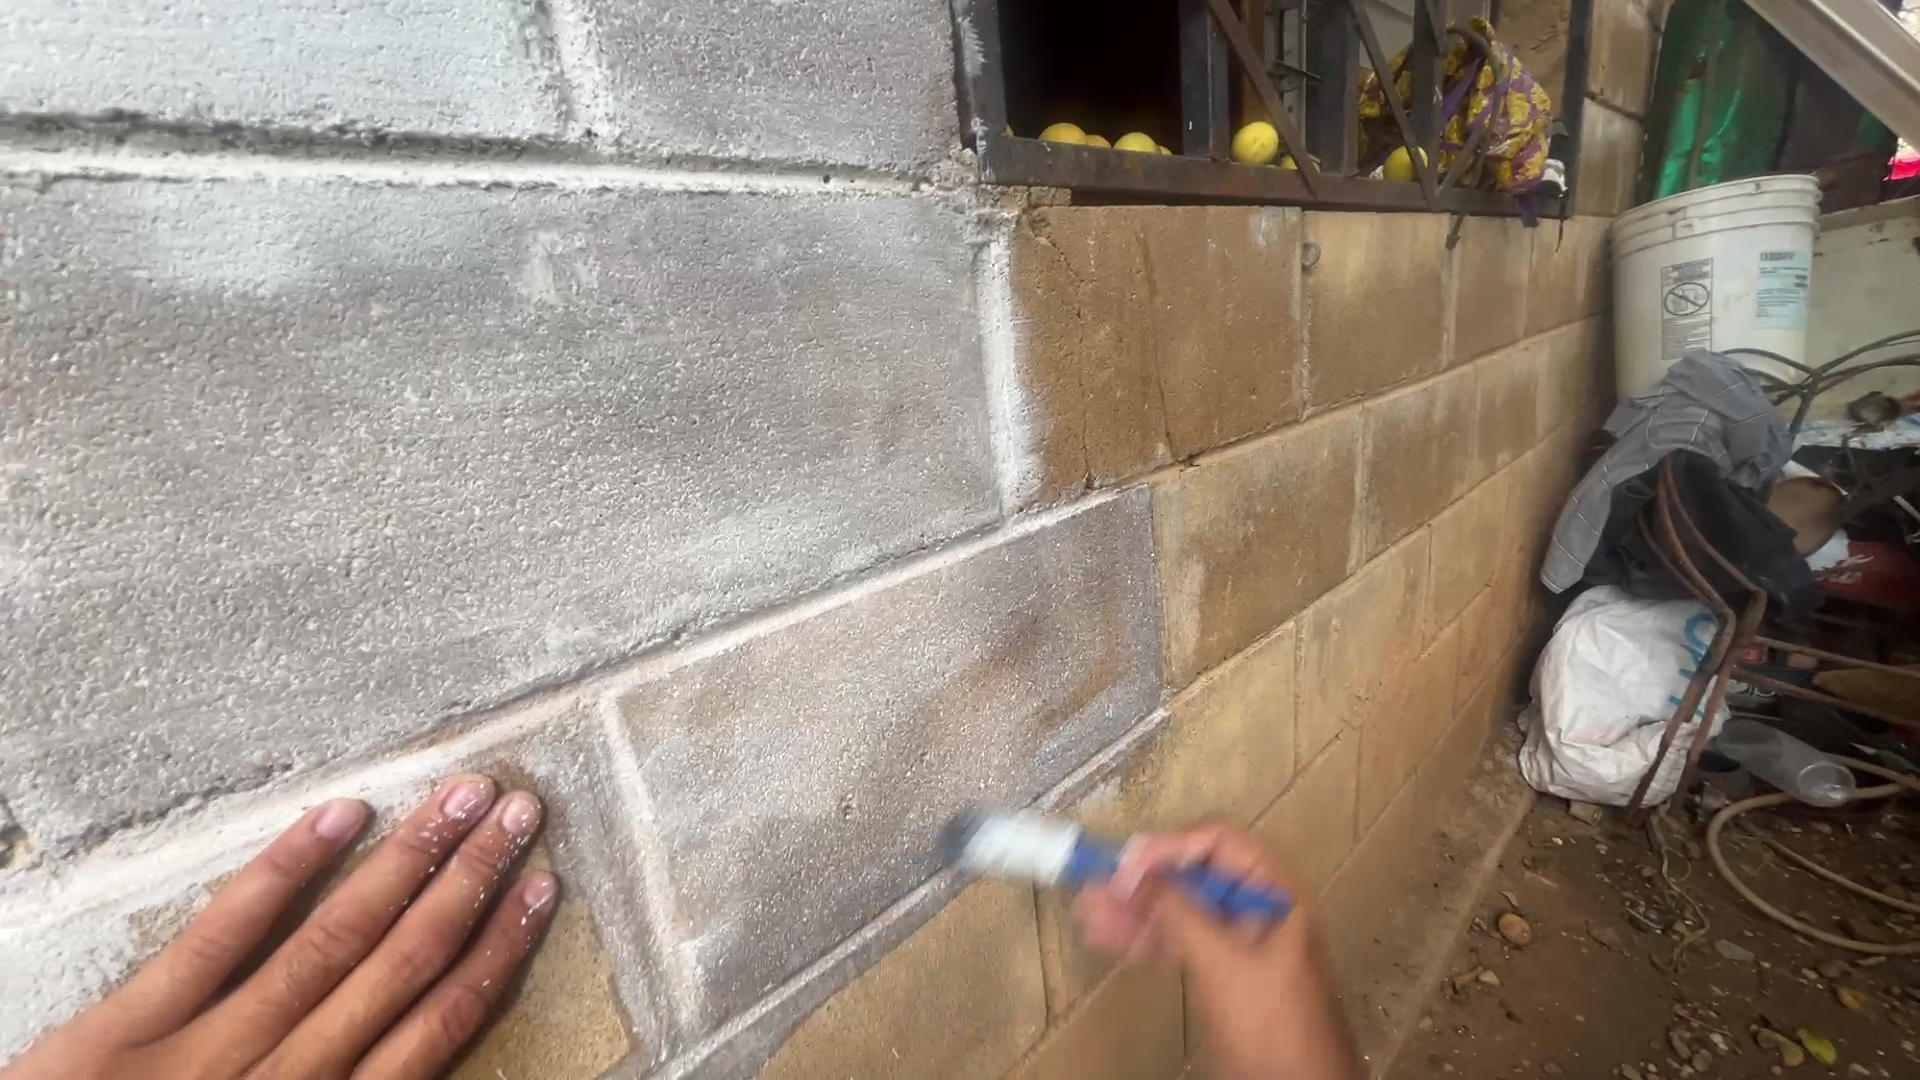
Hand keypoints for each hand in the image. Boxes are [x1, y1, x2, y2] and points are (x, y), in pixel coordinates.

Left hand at [3, 775, 558, 1079]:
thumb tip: (438, 1030)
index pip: (444, 1019)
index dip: (500, 946)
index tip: (543, 884)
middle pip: (405, 961)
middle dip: (472, 878)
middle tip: (519, 810)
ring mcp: (200, 1055)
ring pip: (335, 938)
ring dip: (409, 857)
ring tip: (462, 795)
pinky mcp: (112, 1038)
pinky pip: (213, 940)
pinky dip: (283, 872)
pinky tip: (341, 812)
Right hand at [1073, 825, 1362, 1079]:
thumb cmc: (1270, 1024)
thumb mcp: (1221, 963)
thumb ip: (1179, 912)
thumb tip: (1133, 872)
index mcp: (1273, 893)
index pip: (1218, 843)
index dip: (1171, 846)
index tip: (1129, 864)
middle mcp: (1256, 907)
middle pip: (1191, 874)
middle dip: (1142, 881)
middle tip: (1097, 886)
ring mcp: (1237, 939)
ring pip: (1178, 907)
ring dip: (1134, 908)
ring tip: (1089, 912)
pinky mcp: (1220, 968)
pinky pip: (1177, 938)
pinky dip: (1145, 936)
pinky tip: (1109, 937)